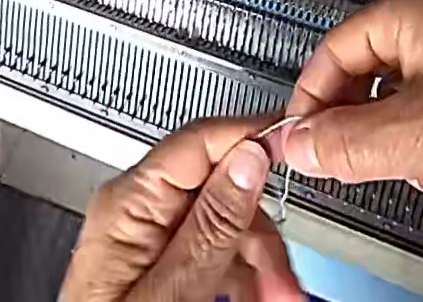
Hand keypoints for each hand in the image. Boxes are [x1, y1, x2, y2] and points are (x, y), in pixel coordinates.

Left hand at [59, 117, 303, 301]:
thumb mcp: (169, 295)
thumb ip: (212, 225)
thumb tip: (250, 156)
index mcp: (128, 205)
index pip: (203, 138)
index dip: (253, 136)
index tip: (295, 146)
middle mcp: (138, 212)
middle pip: (224, 186)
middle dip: (265, 228)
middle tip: (288, 274)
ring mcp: (150, 239)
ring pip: (227, 223)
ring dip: (262, 260)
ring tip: (281, 297)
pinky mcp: (161, 266)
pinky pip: (215, 253)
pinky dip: (244, 276)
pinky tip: (260, 297)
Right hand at [278, 0, 422, 214]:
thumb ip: (349, 142)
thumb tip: (295, 144)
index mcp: (413, 11)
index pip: (334, 48)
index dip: (311, 99)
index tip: (299, 147)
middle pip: (362, 66)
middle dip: (350, 119)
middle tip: (343, 165)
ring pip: (394, 89)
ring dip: (383, 132)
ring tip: (394, 170)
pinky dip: (415, 134)